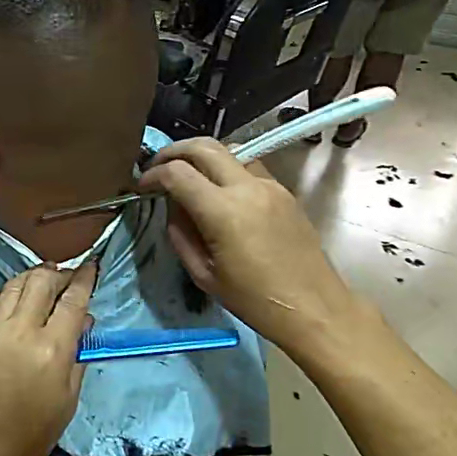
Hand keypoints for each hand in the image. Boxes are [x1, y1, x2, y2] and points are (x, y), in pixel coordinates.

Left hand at [0, 263, 96, 455]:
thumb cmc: (29, 439)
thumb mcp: (67, 401)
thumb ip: (78, 355)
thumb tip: (83, 320)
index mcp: (51, 350)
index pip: (73, 299)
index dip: (85, 279)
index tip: (91, 266)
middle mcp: (20, 332)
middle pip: (42, 281)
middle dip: (59, 273)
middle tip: (68, 276)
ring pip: (14, 285)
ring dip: (33, 278)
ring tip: (43, 281)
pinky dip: (9, 299)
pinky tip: (16, 307)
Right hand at [137, 138, 365, 354]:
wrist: (314, 308)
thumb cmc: (255, 301)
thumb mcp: (204, 276)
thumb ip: (181, 235)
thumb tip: (172, 207)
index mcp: (224, 211)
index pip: (178, 173)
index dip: (153, 174)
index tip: (142, 185)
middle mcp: (248, 187)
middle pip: (204, 146)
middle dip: (174, 151)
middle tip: (158, 166)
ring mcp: (270, 185)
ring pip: (230, 149)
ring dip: (203, 156)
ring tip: (188, 175)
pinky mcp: (284, 191)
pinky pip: (249, 167)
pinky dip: (227, 169)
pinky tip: (220, 191)